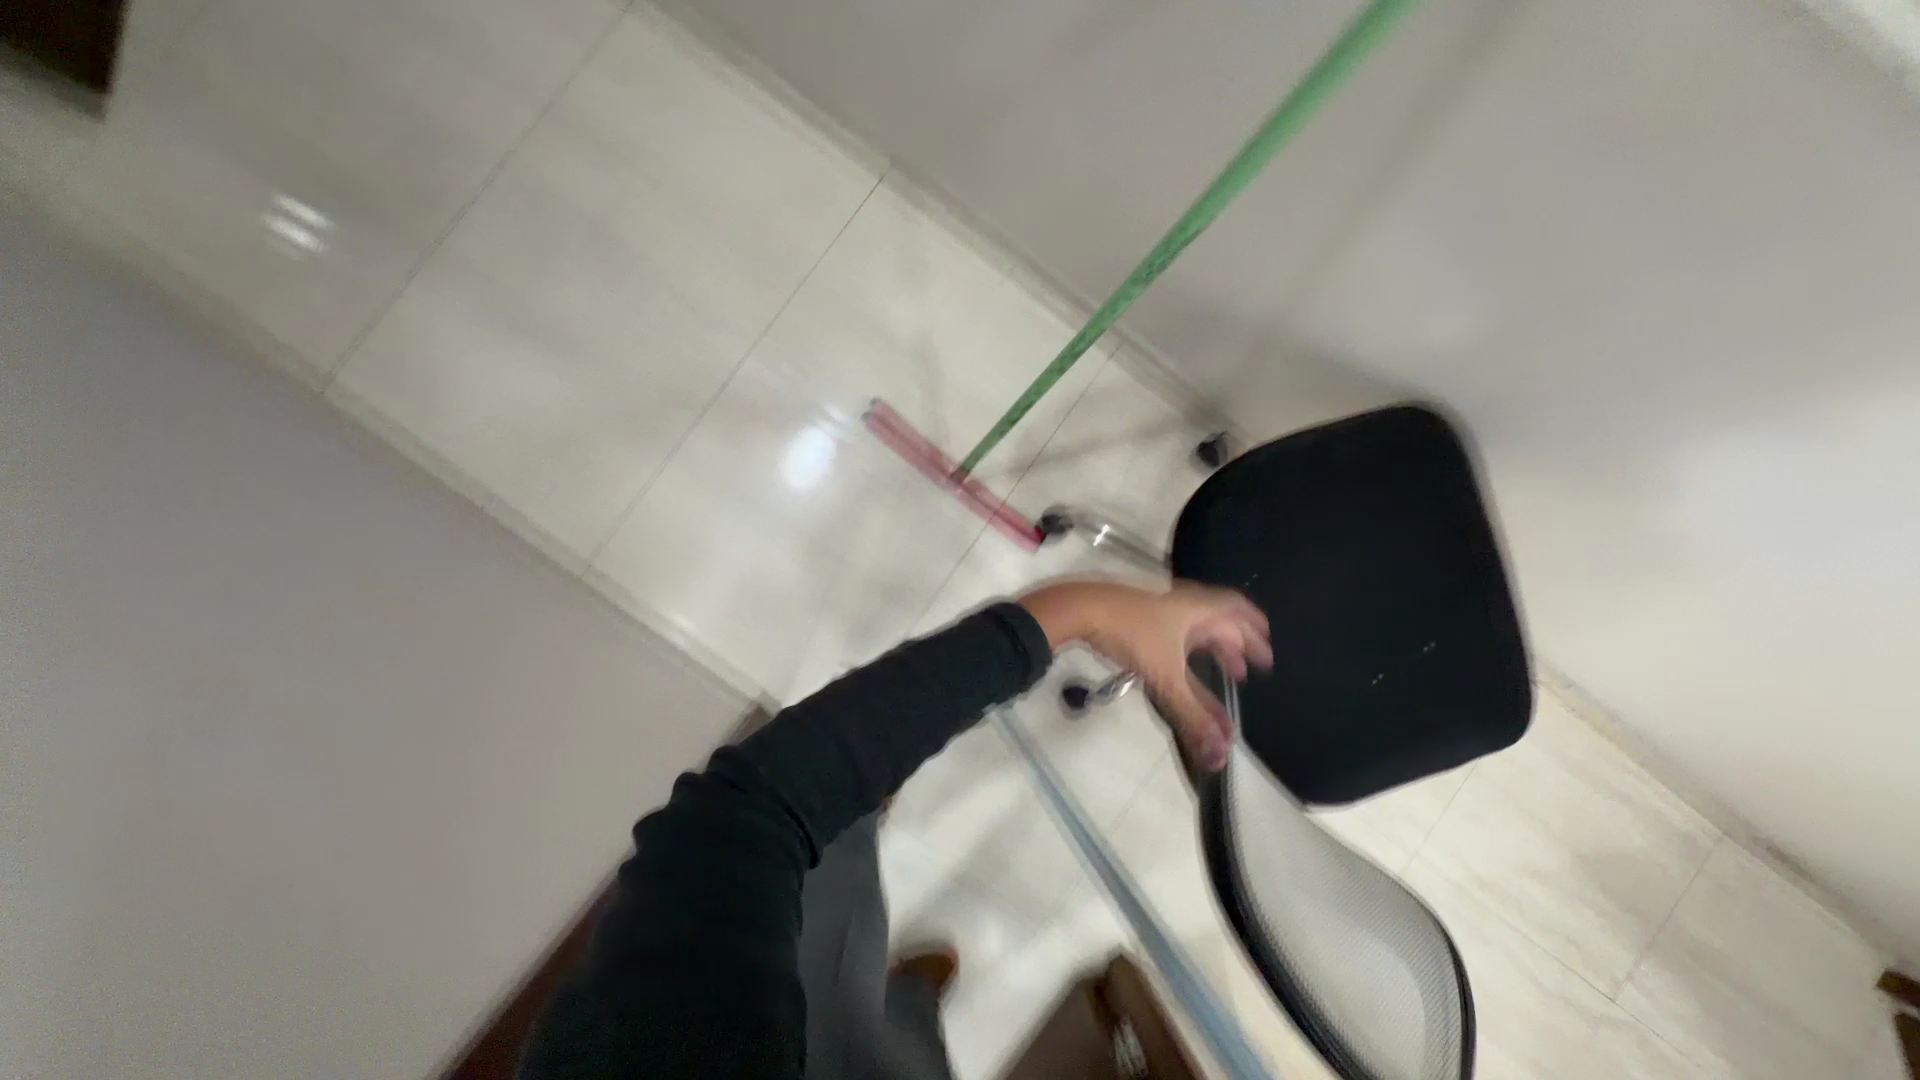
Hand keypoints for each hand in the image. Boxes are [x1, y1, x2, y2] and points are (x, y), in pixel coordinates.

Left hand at [1020, 580, 1272, 770]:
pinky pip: (1174, 627)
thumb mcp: (1164, 679)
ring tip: (1217, 668)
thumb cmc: (1129, 636)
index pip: (1236, 614)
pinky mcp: (1137, 613)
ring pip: (1194, 623)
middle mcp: (1181, 603)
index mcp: (1196, 610)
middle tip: (1243, 671)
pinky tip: (1177, 658)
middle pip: (1217, 618)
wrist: (1079, 609)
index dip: (1254, 635)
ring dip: (1210, 644)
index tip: (1266, 658)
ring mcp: (1157, 606)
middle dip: (1234, 643)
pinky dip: (1186, 644)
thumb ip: (1192, 717)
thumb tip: (1220, 754)